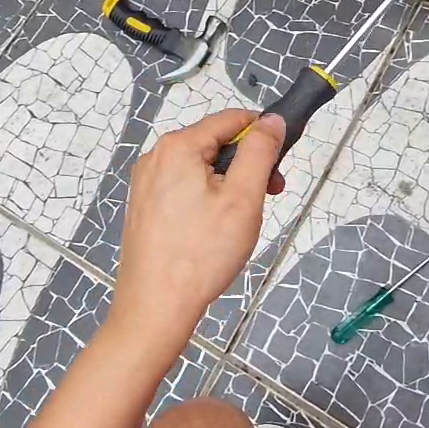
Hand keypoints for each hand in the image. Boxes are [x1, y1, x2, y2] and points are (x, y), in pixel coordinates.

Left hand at [110, 110, 286, 349]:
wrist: (155, 308)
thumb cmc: (204, 251)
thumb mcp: (243, 197)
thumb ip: (260, 151)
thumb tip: (272, 120)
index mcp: (178, 146)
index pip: (231, 119)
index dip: (263, 133)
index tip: (284, 161)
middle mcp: (156, 157)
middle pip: (216, 143)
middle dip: (248, 163)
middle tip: (271, 195)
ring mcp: (146, 183)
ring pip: (202, 167)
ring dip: (231, 183)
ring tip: (245, 217)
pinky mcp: (144, 207)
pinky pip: (185, 187)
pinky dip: (209, 197)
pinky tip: (218, 228)